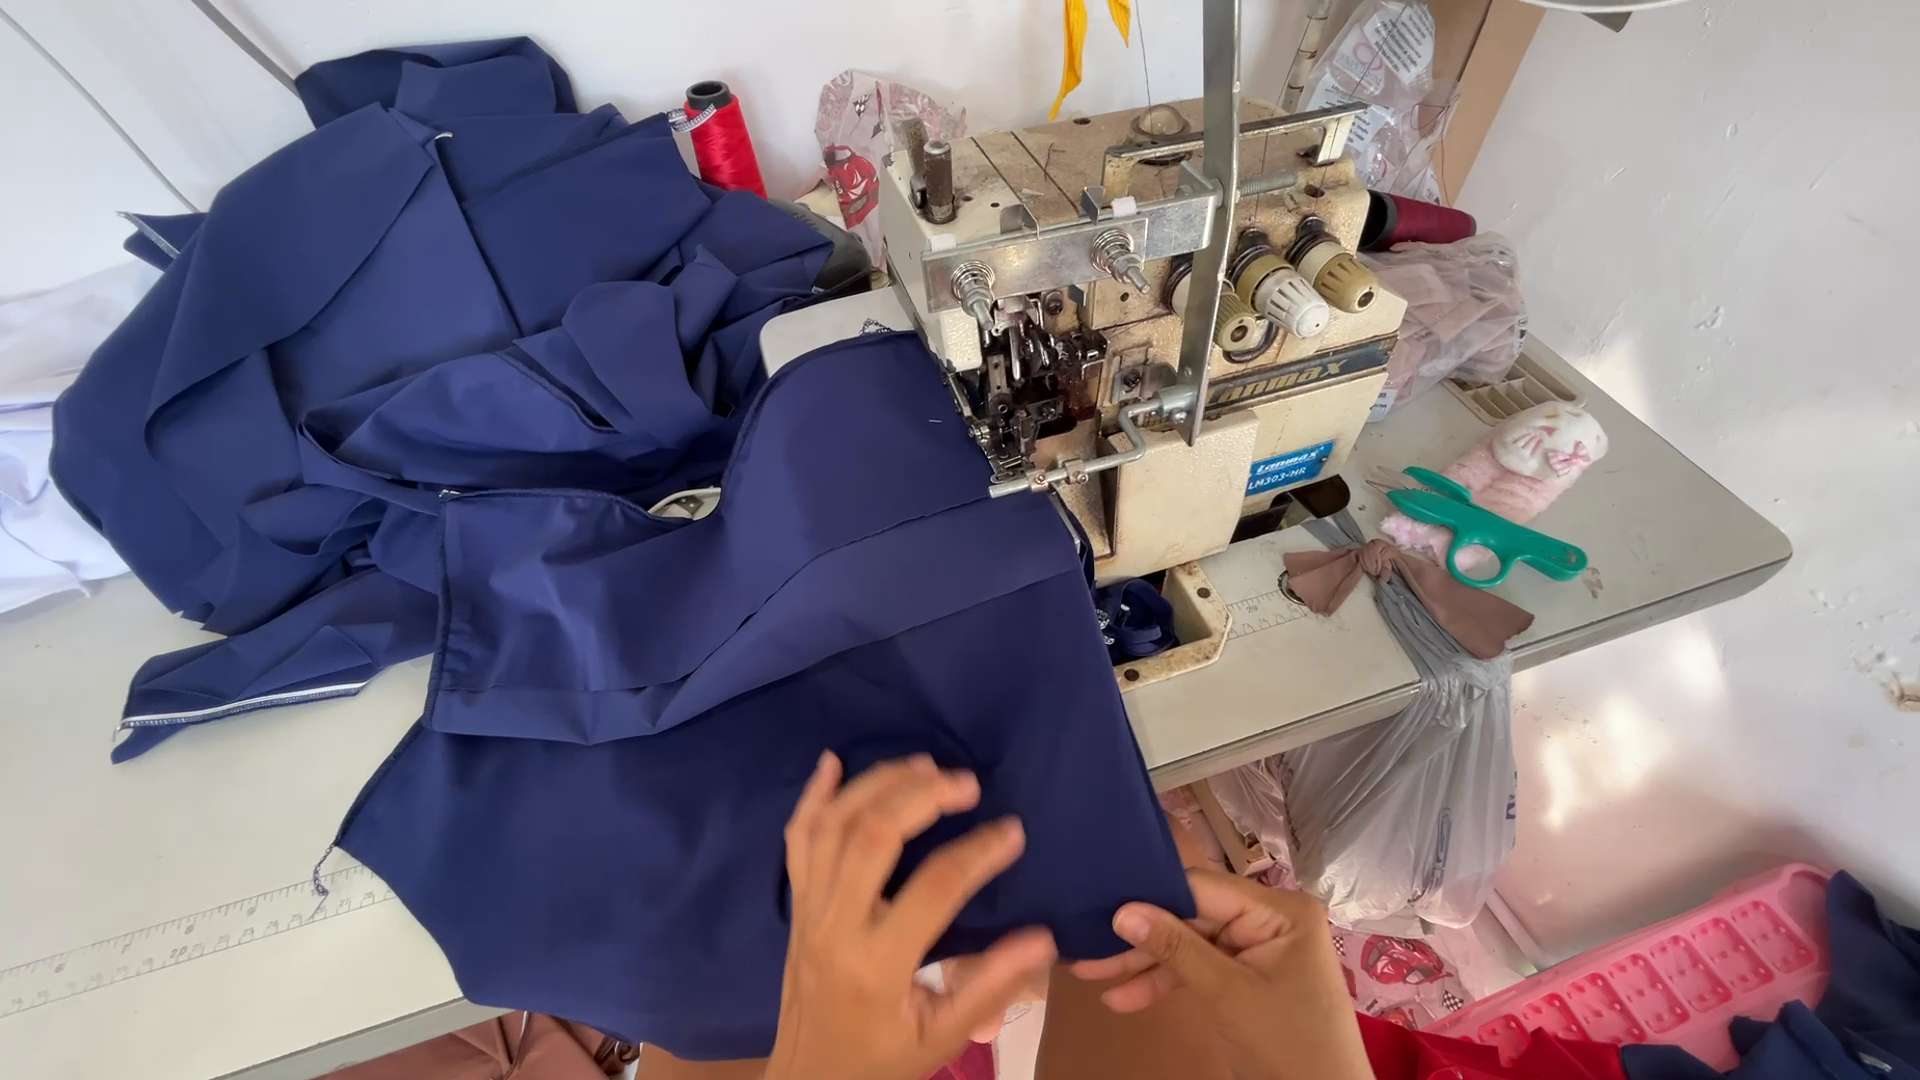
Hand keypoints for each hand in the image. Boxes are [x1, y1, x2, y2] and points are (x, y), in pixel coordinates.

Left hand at [765, 752, 1057, 1079]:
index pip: (932, 888)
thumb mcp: (941, 1038)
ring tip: (924, 764)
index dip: (977, 852)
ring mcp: (807, 907)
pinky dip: (812, 795)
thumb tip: (1043, 936)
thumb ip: (990, 986)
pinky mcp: (794, 900)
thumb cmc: (880, 1060)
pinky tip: (832, 761)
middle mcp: (834, 924)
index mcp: (876, 964)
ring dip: (879, 783)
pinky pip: (797, 837)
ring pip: (834, 823)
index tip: (1012, 831)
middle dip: (921, 795)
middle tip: (966, 781)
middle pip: (872, 834)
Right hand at [1071, 869, 1370, 1079]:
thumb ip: (1175, 947)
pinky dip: (1164, 984)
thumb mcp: (1228, 996)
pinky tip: (1123, 998)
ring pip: (1186, 943)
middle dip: (1141, 939)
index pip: (1201, 888)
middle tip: (1087, 947)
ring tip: (1091, 974)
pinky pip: (1197, 969)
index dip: (1151, 897)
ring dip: (1143, 964)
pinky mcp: (1244, 975)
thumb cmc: (1290, 1050)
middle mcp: (1267, 917)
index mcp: (1278, 909)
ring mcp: (1255, 947)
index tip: (1101, 906)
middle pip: (1189, 916)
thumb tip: (1120, 911)